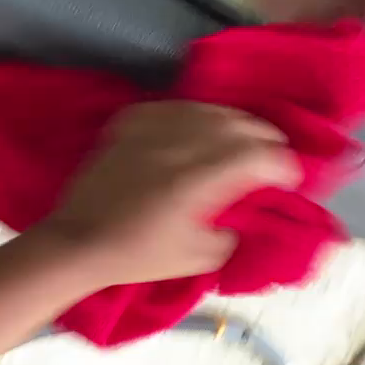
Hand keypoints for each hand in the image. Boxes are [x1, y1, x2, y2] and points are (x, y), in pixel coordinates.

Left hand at [35, 101, 301, 287]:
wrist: (76, 243)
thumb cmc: (137, 255)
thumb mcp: (202, 255)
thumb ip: (235, 230)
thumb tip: (254, 213)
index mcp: (195, 181)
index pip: (257, 155)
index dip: (283, 166)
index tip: (288, 181)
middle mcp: (171, 150)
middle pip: (233, 125)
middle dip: (262, 139)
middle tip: (269, 157)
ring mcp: (142, 138)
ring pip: (199, 111)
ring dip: (228, 121)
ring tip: (238, 137)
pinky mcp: (119, 135)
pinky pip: (160, 109)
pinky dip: (184, 112)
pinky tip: (192, 123)